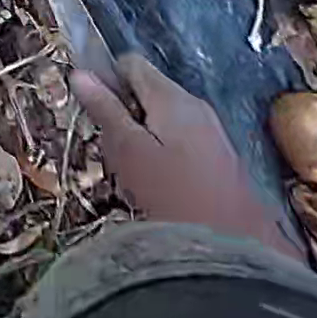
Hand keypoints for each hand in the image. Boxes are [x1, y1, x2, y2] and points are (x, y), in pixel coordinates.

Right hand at [72, 54, 300, 258]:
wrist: (237, 254)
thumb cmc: (174, 196)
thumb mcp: (128, 151)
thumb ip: (105, 109)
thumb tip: (79, 73)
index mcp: (172, 97)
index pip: (130, 63)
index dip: (107, 79)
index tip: (95, 111)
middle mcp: (195, 105)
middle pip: (146, 90)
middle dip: (123, 112)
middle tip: (112, 148)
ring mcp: (211, 131)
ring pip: (161, 117)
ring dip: (139, 135)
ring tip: (131, 172)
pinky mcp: (219, 158)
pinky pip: (179, 139)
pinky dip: (160, 152)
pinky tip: (156, 186)